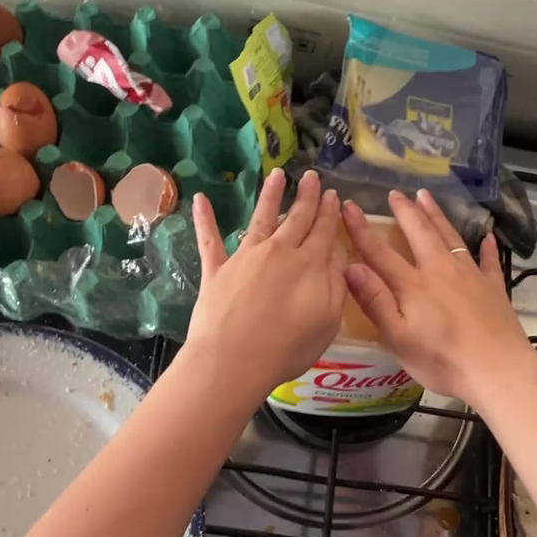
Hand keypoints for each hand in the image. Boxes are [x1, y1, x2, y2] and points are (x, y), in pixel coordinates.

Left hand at [186, 169, 344, 396]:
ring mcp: (245, 257)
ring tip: (277, 175)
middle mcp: (279, 251)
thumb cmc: (287, 348)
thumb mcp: (328, 321)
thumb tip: (336, 255)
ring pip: (260, 218)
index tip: (332, 195)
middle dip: (306, 196)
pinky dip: (205, 219)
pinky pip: (210, 240)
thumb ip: (335, 284)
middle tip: (312, 177)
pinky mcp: (217, 270)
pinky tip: (201, 200)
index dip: (329, 212)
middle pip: (296, 218)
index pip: (324, 231)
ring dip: (270, 195)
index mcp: (310, 264)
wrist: (234, 361)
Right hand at [341, 189, 534, 406]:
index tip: (347, 205)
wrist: (498, 370)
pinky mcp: (493, 287)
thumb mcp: (398, 338)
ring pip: (450, 237)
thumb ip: (375, 301)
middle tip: (396, 193)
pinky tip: (488, 237)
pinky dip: (486, 247)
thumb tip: (350, 266)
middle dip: (406, 212)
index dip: (361, 229)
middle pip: (420, 233)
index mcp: (412, 285)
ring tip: (427, 197)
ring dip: (437, 216)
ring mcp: (470, 276)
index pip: (380, 252)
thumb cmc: (442, 361)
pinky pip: (488, 261)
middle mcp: (440, 271)